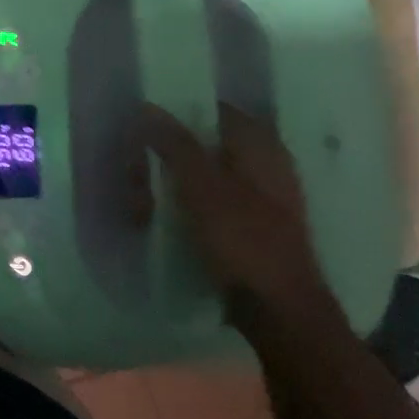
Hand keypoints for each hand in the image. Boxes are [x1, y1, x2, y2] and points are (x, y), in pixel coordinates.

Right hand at [140, 103, 332, 319]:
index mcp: (261, 148)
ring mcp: (264, 200)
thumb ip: (176, 144)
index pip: (218, 110)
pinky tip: (166, 220)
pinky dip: (188, 205)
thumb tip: (147, 105)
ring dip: (174, 182)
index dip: (182, 111)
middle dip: (171, 151)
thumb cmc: (244, 242)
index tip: (146, 121)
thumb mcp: (202, 187)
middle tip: (137, 166)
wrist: (280, 313)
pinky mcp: (254, 229)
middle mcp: (267, 166)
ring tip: (143, 199)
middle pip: (210, 143)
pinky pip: (212, 203)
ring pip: (209, 175)